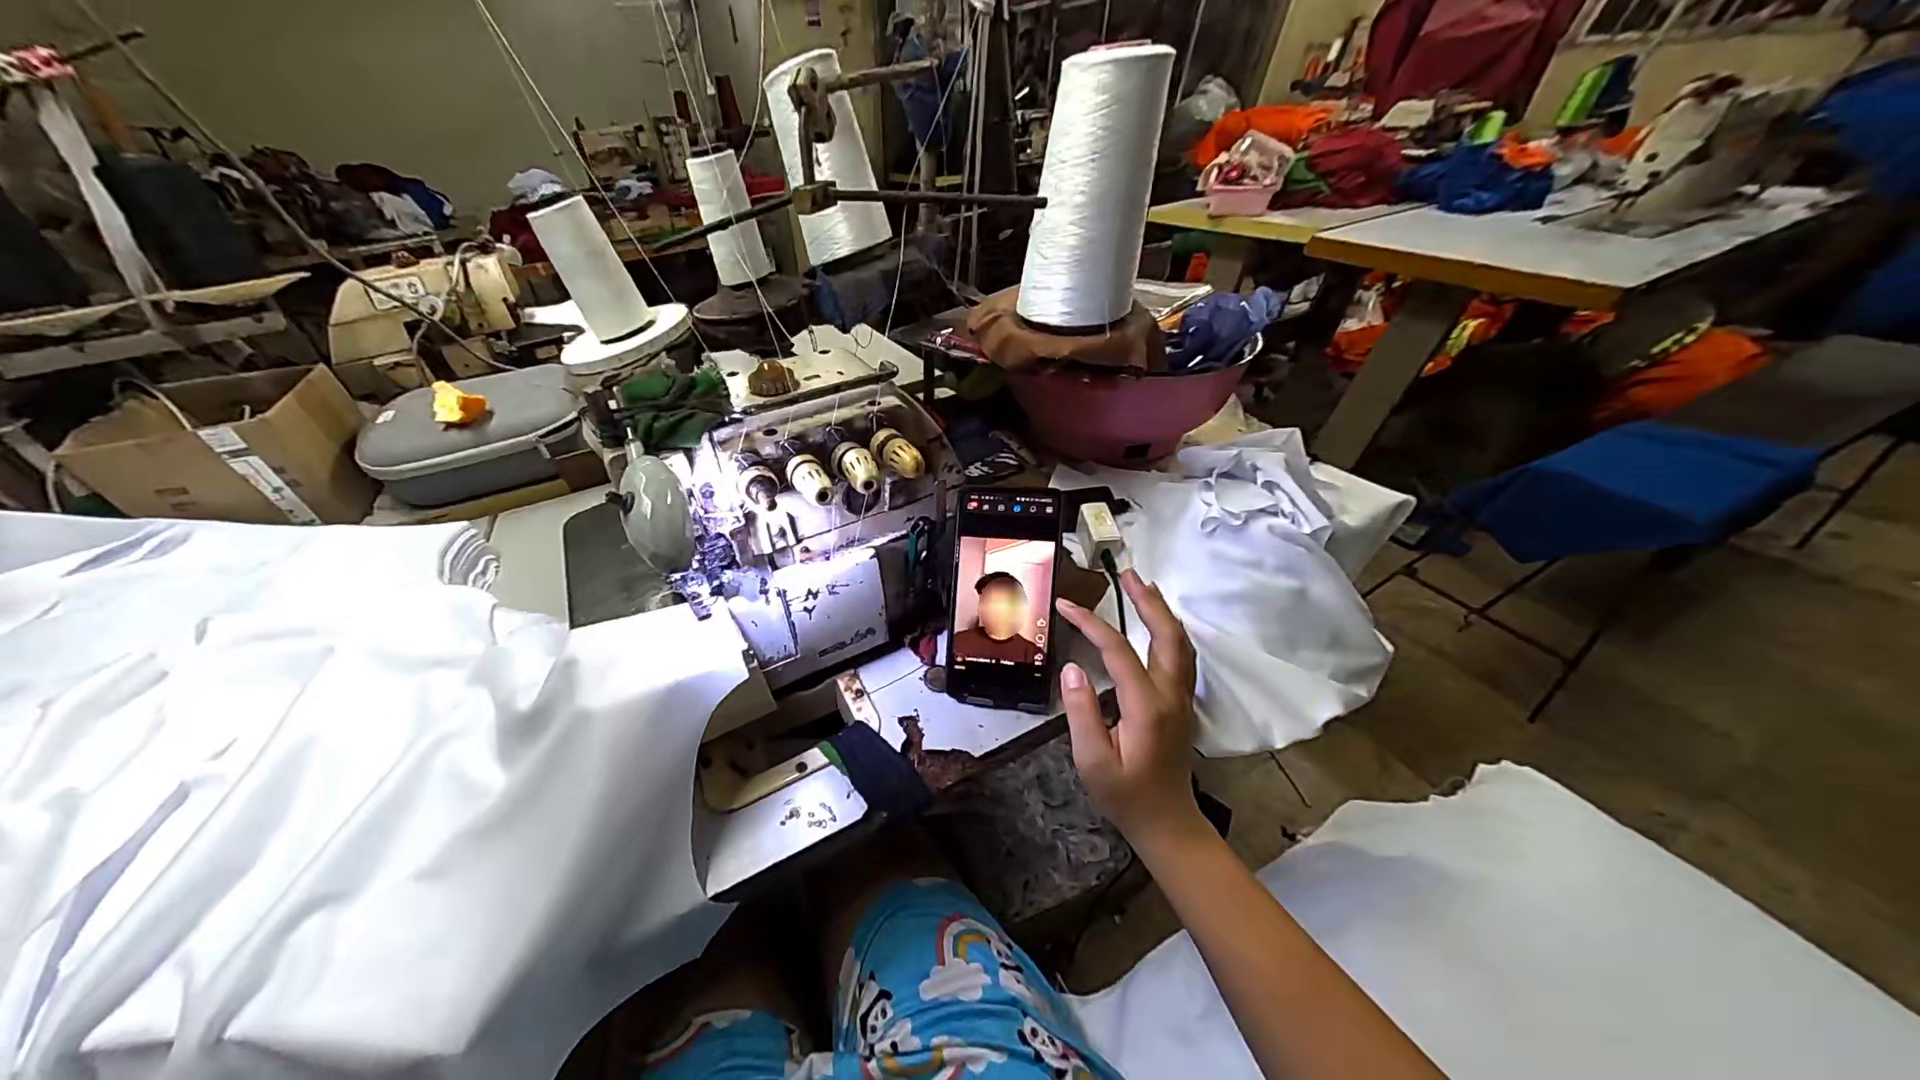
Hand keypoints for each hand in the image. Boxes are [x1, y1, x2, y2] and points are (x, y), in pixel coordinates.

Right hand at [1054, 569, 1205, 849]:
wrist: (1168, 822)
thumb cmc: (1126, 796)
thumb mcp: (1092, 761)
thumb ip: (1081, 713)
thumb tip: (1073, 669)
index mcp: (1146, 706)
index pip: (1117, 651)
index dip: (1090, 624)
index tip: (1067, 605)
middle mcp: (1171, 695)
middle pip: (1165, 634)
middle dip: (1147, 601)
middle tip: (1127, 574)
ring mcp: (1182, 698)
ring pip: (1180, 642)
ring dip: (1162, 611)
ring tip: (1143, 587)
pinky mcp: (1183, 704)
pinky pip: (1181, 655)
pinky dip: (1170, 630)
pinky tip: (1157, 625)